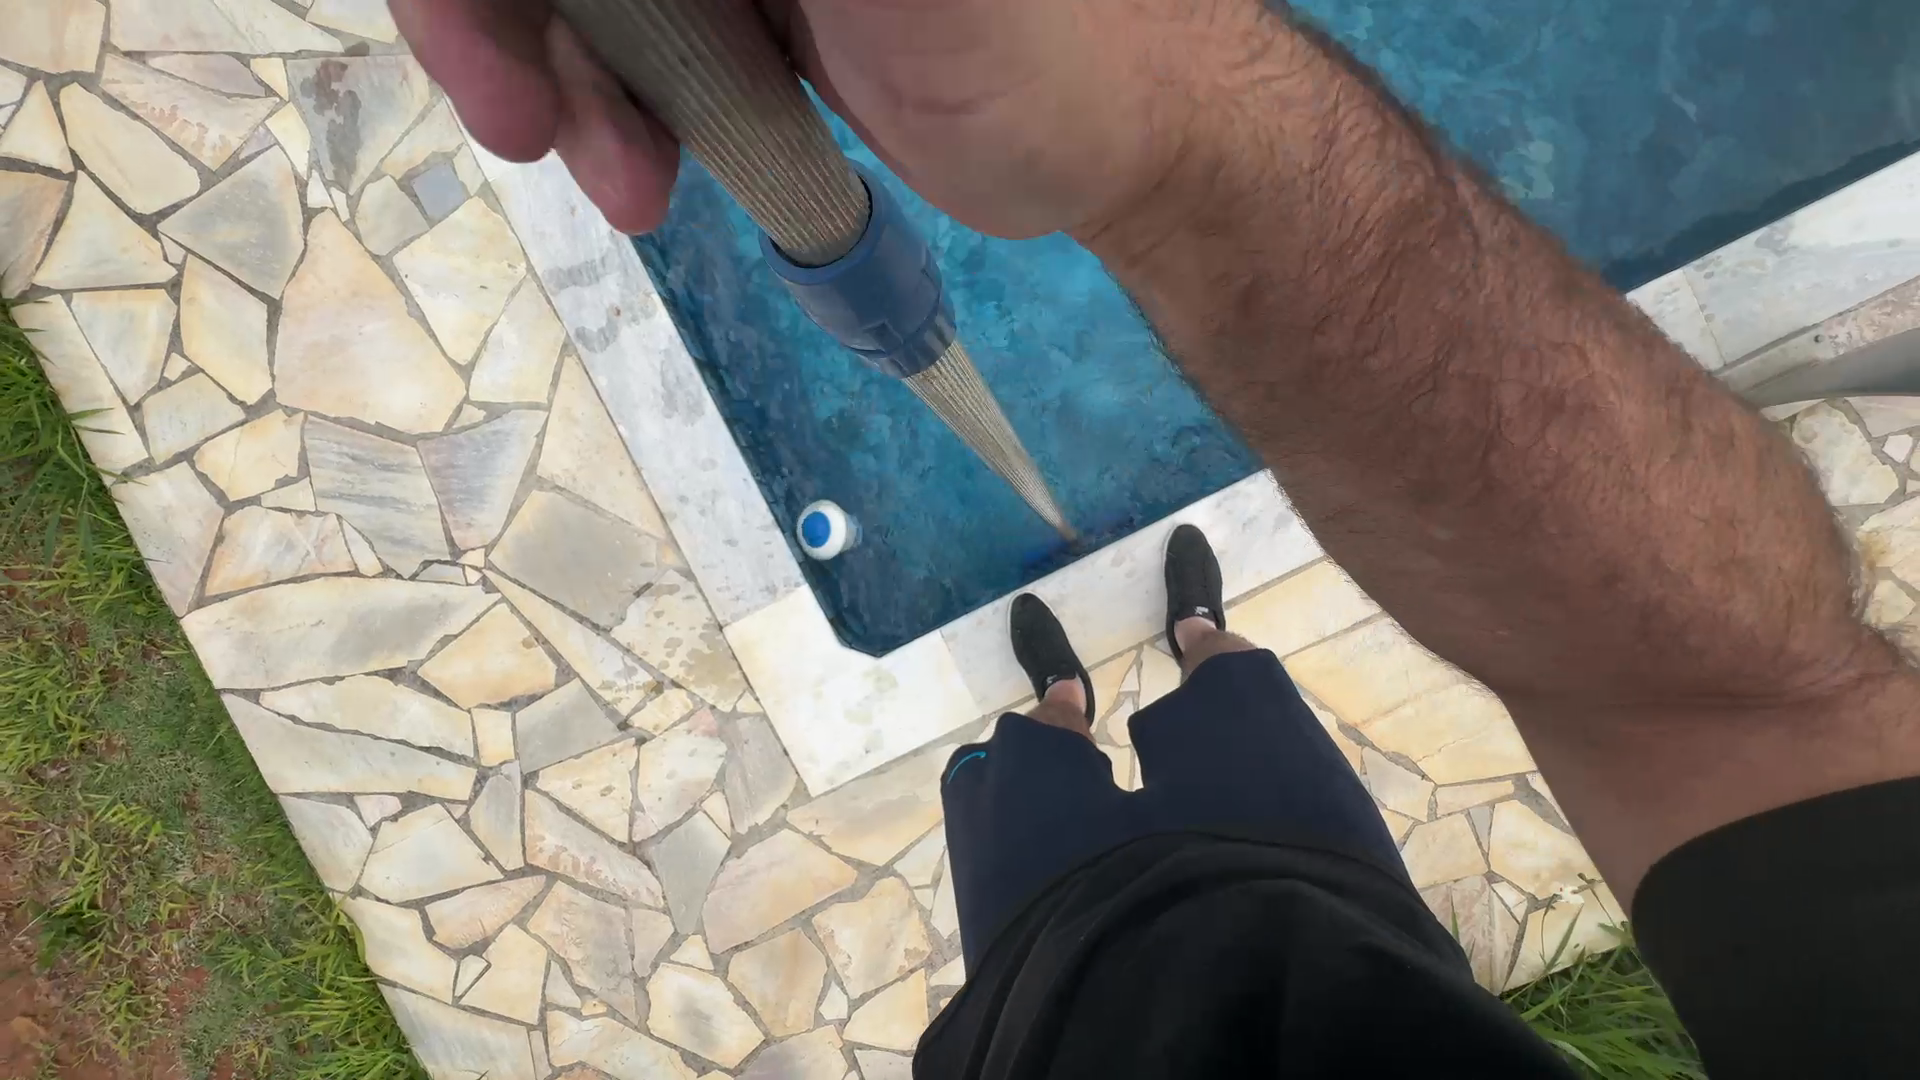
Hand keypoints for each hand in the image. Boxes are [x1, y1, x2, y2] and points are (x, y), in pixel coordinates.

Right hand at [389, 0, 1262, 238]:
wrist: (1092, 146)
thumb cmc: (1034, 43)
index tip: (491, 19)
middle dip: (500, 7)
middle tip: (511, 114)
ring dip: (553, 81)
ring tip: (620, 184)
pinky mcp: (740, 8)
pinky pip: (623, 49)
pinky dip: (609, 115)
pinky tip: (640, 180)